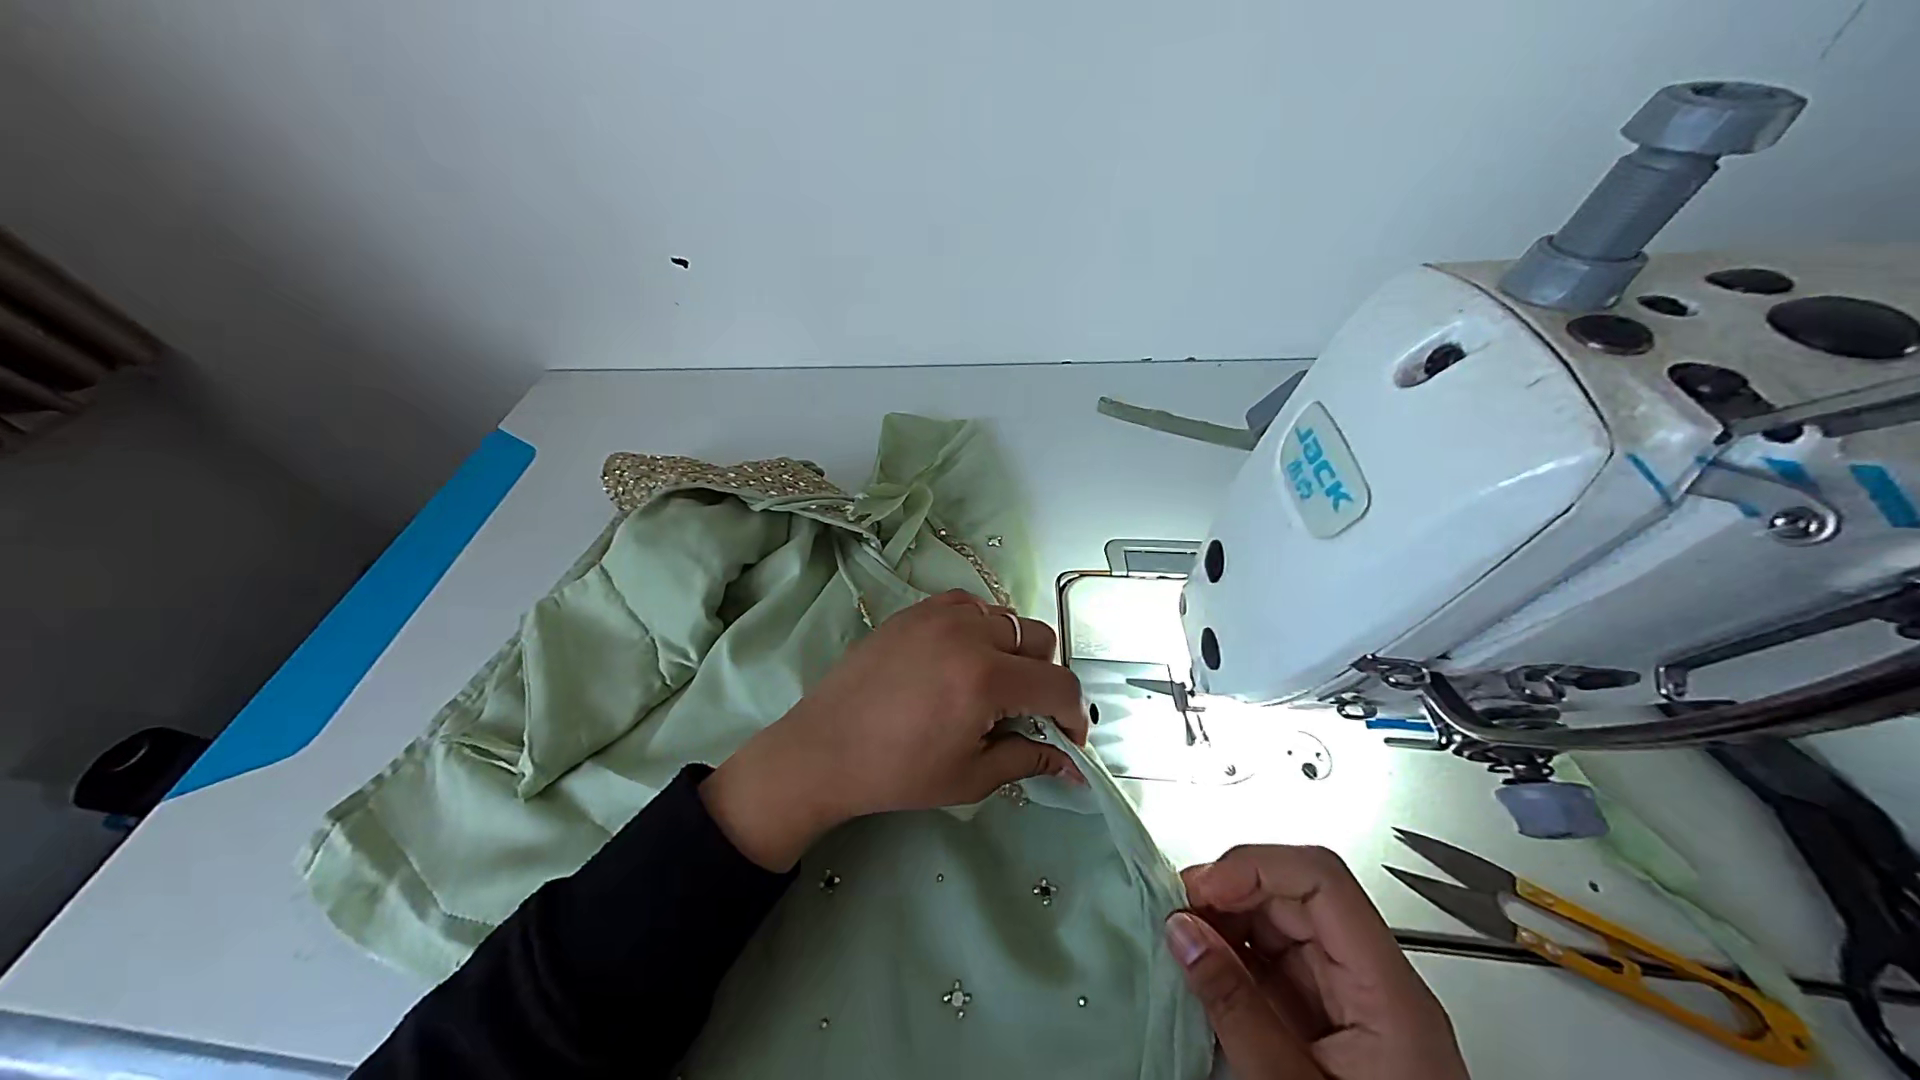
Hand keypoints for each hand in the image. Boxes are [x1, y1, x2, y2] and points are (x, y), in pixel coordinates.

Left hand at [701, 590, 1087, 870]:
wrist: (823, 750)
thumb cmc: (895, 772)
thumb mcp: (970, 776)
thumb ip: (1029, 760)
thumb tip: (1072, 766)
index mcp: (984, 678)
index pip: (1059, 685)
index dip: (1074, 716)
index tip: (1066, 740)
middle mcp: (967, 633)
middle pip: (1040, 641)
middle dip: (1045, 679)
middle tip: (1026, 714)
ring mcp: (938, 615)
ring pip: (1008, 619)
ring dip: (1015, 652)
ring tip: (992, 686)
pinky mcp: (916, 611)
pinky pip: (970, 606)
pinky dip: (982, 628)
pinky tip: (964, 658)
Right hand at [1165, 845, 1469, 1079]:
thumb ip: (1237, 1009)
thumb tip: (1183, 931)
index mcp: (1388, 994)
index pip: (1321, 880)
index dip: (1254, 867)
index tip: (1199, 890)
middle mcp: (1373, 982)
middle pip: (1295, 893)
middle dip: (1228, 891)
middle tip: (1174, 914)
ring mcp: (1347, 997)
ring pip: (1278, 919)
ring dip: (1222, 920)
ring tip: (1180, 942)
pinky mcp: (1323, 1015)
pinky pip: (1271, 958)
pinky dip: (1230, 953)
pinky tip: (1200, 969)